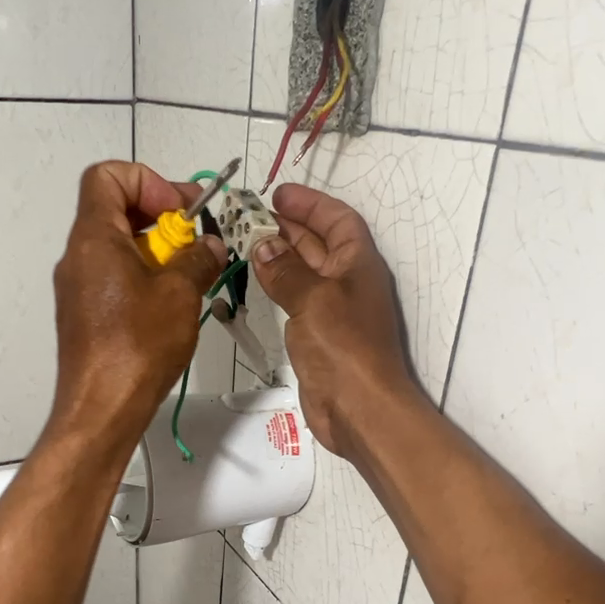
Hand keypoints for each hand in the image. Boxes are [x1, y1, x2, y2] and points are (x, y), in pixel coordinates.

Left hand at [49, 162, 226, 444]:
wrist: (101, 409)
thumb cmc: (138, 346)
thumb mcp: (180, 294)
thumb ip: (197, 259)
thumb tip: (209, 246)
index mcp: (94, 238)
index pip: (107, 176)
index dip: (147, 182)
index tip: (179, 213)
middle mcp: (78, 257)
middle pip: (115, 212)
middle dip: (160, 220)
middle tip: (195, 244)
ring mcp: (78, 290)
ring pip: (117, 250)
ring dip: (156, 254)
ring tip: (189, 280)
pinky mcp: (85, 318)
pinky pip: (114, 281)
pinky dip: (143, 281)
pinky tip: (170, 310)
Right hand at [250, 184, 429, 456]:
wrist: (359, 408)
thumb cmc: (343, 346)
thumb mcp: (312, 299)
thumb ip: (285, 271)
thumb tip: (262, 245)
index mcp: (358, 264)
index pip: (337, 220)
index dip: (310, 204)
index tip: (277, 195)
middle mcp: (348, 282)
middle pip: (318, 244)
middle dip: (287, 227)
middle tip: (249, 216)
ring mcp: (333, 312)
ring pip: (304, 273)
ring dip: (278, 256)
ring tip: (245, 242)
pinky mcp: (319, 338)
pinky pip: (296, 301)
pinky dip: (277, 287)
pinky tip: (257, 281)